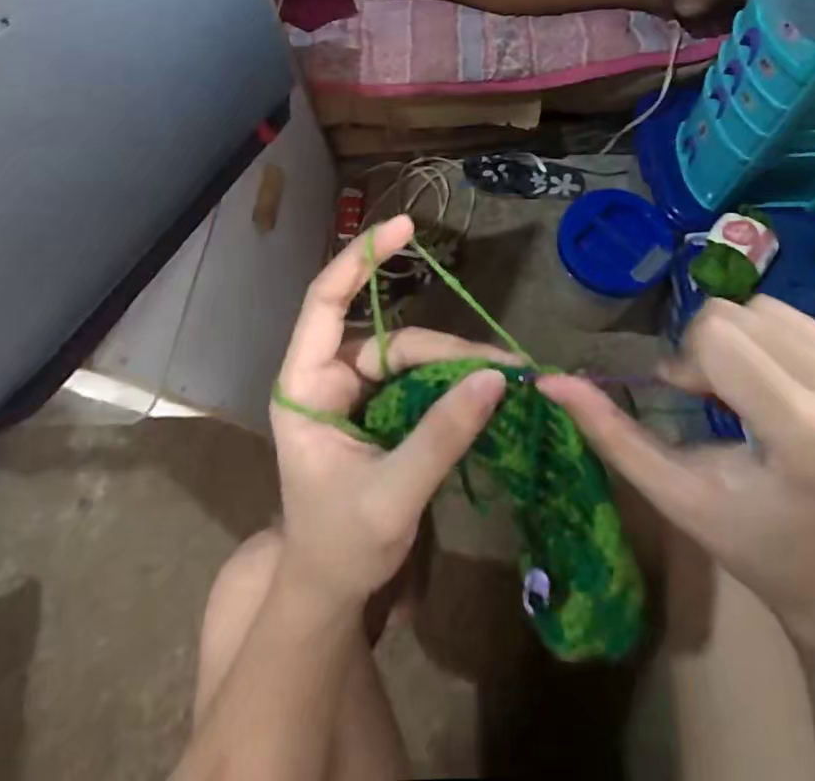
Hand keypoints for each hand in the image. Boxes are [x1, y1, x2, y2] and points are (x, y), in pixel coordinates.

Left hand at [269, 214, 514, 607]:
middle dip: (450, 349)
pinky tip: (492, 389)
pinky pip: (427, 379)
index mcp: (305, 390)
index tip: (407, 227)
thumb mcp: (393, 493)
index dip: (361, 260)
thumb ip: (442, 435)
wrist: (333, 588)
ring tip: (509, 380)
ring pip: (417, 357)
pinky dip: (460, 381)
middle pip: (394, 338)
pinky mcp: (387, 408)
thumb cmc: (341, 546)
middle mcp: (331, 379)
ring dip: (462, 365)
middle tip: (506, 368)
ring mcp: (360, 393)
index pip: (325, 305)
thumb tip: (496, 377)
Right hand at [540, 297, 814, 639]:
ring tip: (745, 393)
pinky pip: (808, 321)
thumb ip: (614, 435)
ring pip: (774, 310)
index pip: (723, 337)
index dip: (688, 361)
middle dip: (713, 350)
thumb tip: (552, 381)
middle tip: (713, 398)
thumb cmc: (752, 542)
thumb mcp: (676, 494)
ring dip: (743, 343)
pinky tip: (777, 387)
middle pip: (745, 315)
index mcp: (809, 438)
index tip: (686, 395)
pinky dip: (776, 344)